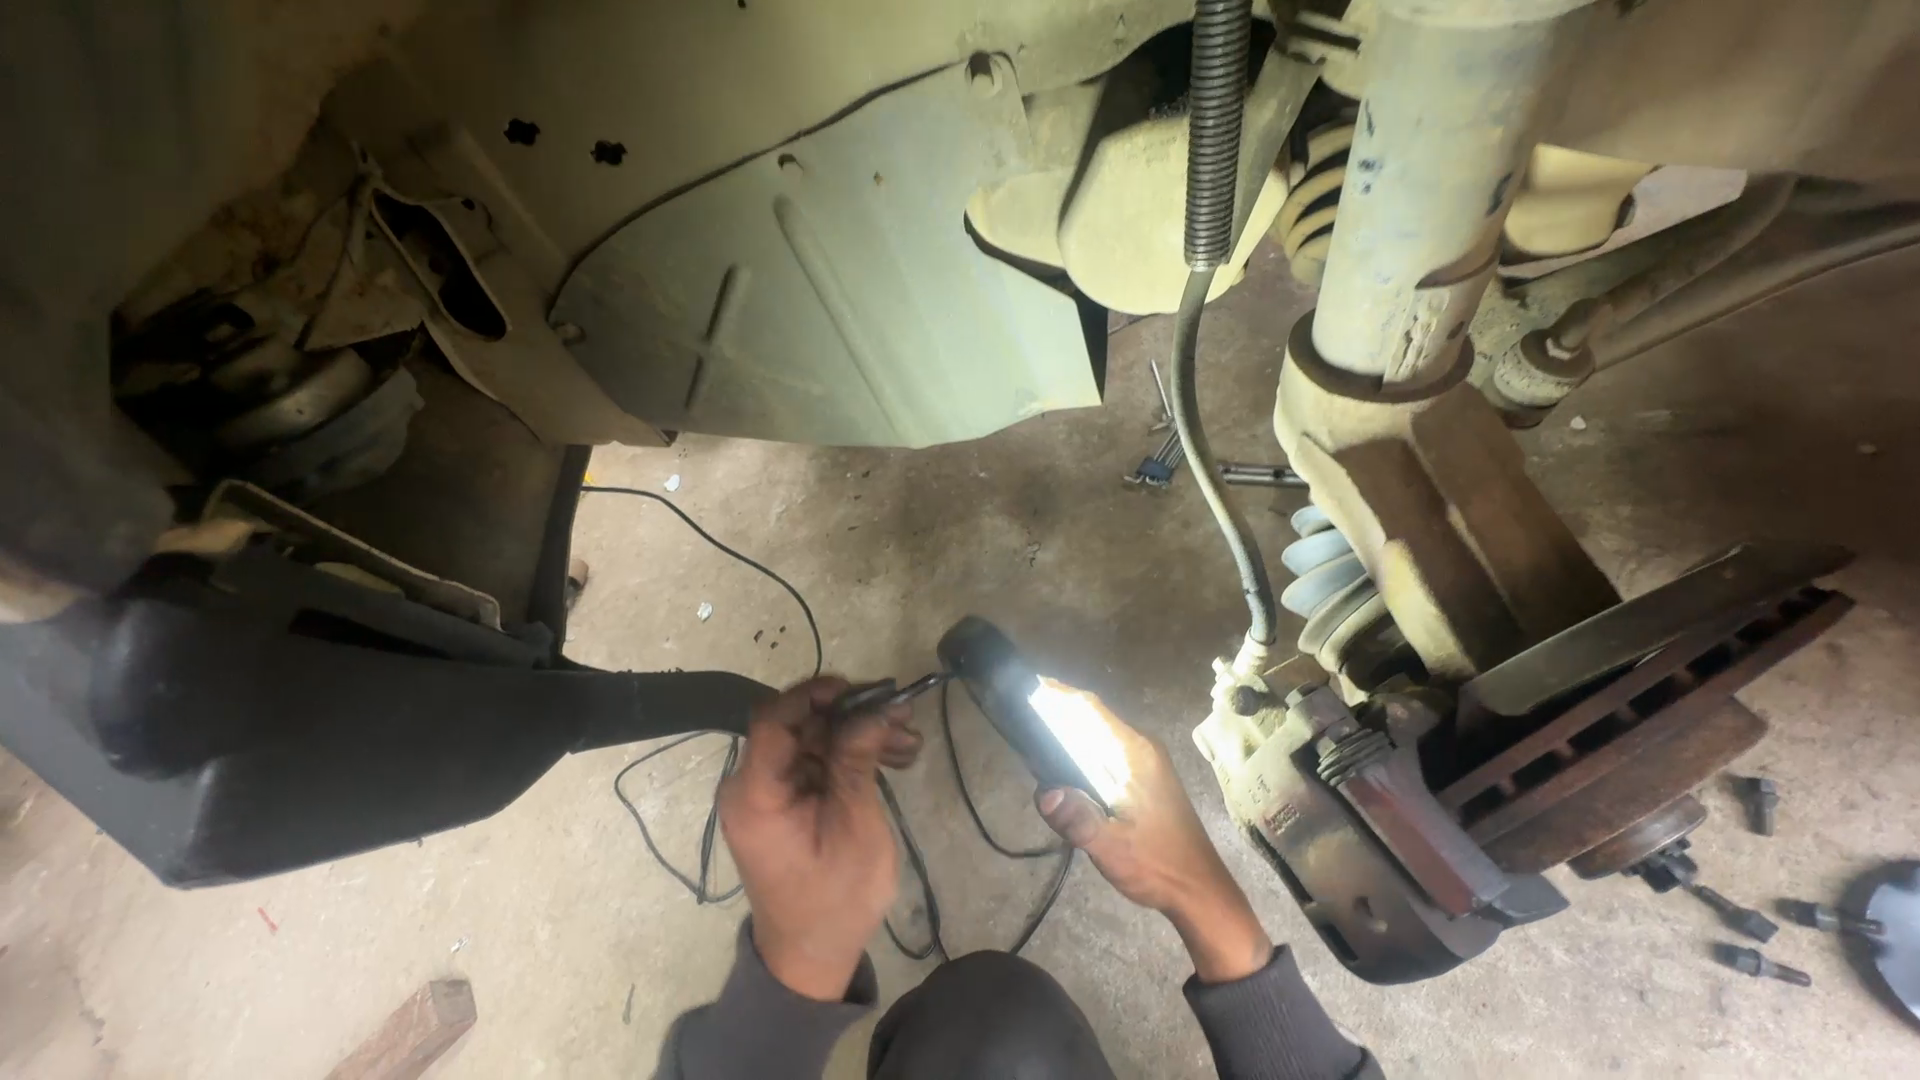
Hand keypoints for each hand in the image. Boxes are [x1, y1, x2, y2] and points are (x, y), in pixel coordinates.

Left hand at [718, 676, 922, 999]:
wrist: (813, 955)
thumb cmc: (834, 899)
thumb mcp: (854, 828)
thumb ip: (857, 762)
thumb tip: (876, 707)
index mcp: (755, 794)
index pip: (774, 720)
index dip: (814, 696)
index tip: (859, 690)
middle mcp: (753, 784)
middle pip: (799, 725)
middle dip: (852, 715)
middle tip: (903, 715)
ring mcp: (770, 790)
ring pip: (814, 738)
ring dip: (860, 733)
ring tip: (910, 741)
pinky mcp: (788, 797)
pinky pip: (817, 760)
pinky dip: (853, 754)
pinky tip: (895, 756)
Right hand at [1032, 679, 1270, 983]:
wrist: (1200, 891)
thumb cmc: (1158, 864)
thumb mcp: (1112, 846)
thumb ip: (1079, 819)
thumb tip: (1044, 792)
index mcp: (1134, 754)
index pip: (1091, 709)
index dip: (1060, 695)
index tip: (1029, 688)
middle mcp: (1140, 750)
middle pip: (1092, 720)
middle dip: (1057, 718)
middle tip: (1020, 724)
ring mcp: (1143, 765)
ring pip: (1098, 739)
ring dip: (1068, 739)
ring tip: (1033, 747)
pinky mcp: (1142, 781)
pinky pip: (1105, 755)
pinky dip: (1081, 756)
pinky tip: (1062, 775)